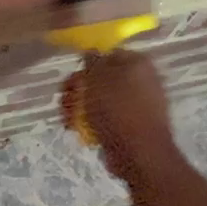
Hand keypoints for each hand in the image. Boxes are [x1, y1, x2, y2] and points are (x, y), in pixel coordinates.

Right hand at [69, 50, 181, 180]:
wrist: (139, 154)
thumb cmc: (118, 110)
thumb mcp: (98, 79)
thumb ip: (92, 62)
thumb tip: (91, 51)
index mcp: (138, 63)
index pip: (107, 54)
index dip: (86, 65)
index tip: (72, 79)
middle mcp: (142, 80)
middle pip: (102, 79)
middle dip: (78, 89)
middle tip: (65, 100)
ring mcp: (139, 105)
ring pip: (102, 100)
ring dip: (80, 107)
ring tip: (67, 120)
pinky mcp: (133, 126)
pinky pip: (108, 118)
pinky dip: (92, 123)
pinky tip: (79, 131)